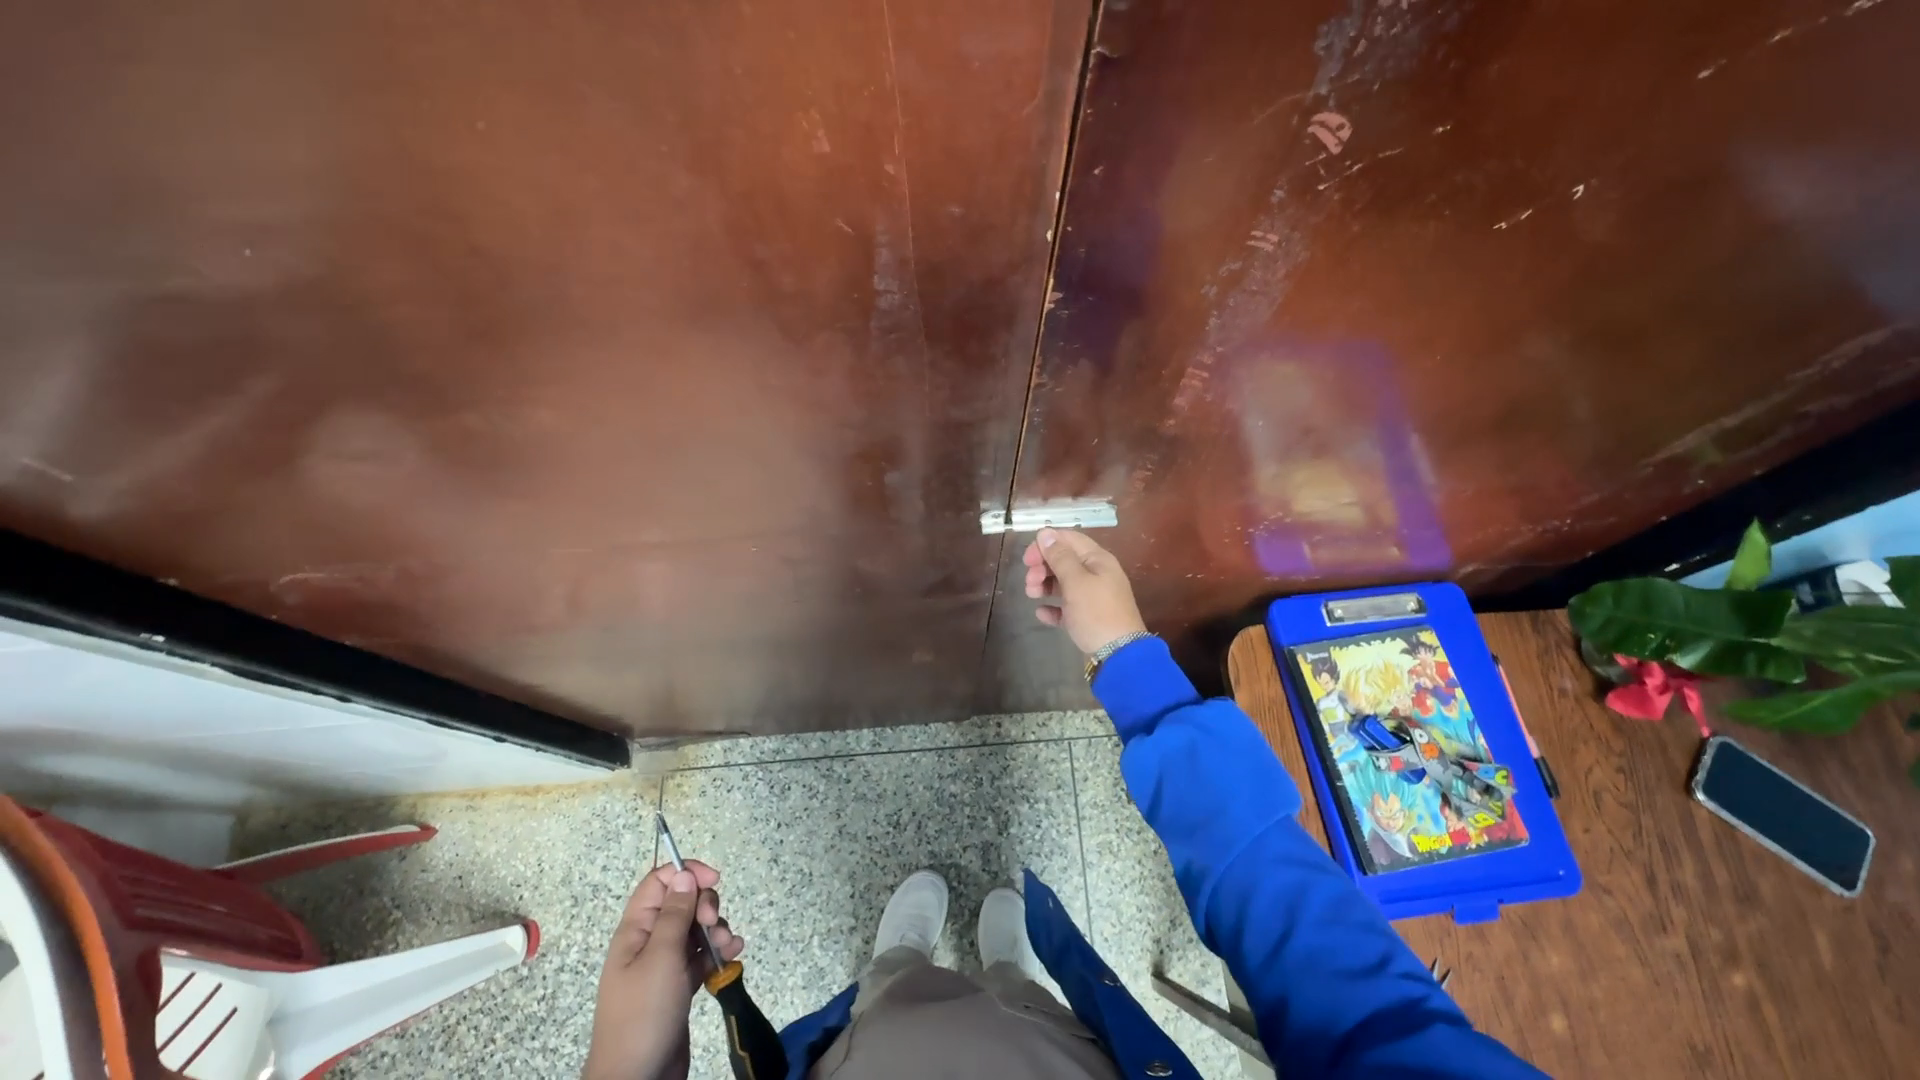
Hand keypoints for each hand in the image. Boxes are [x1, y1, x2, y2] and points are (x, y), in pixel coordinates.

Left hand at [583, 861, 744, 1079]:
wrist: (637, 1079)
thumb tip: (683, 874)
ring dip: (716, 931)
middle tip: (713, 924)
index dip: (686, 873)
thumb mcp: (661, 958)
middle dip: (706, 906)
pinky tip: (734, 956)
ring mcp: (664, 966)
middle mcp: (649, 942)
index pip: (659, 882)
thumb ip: (674, 914)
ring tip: (728, 948)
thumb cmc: (644, 1014)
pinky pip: (701, 957)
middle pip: (682, 904)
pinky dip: (718, 953)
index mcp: (635, 930)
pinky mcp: (679, 987)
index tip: (714, 880)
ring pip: (695, 930)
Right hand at [1022, 528, 1147, 654]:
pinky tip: (1042, 613)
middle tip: (1029, 582)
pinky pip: (1066, 607)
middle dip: (1042, 567)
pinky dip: (1053, 607)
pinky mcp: (1087, 617)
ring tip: (1031, 596)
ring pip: (1063, 583)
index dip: (1045, 545)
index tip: (1027, 560)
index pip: (1068, 539)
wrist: (1119, 654)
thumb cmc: (1097, 613)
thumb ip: (1060, 557)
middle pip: (1064, 561)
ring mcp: (1093, 597)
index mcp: (1097, 560)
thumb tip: (1045, 532)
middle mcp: (1096, 574)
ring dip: (1044, 585)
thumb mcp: (1076, 582)